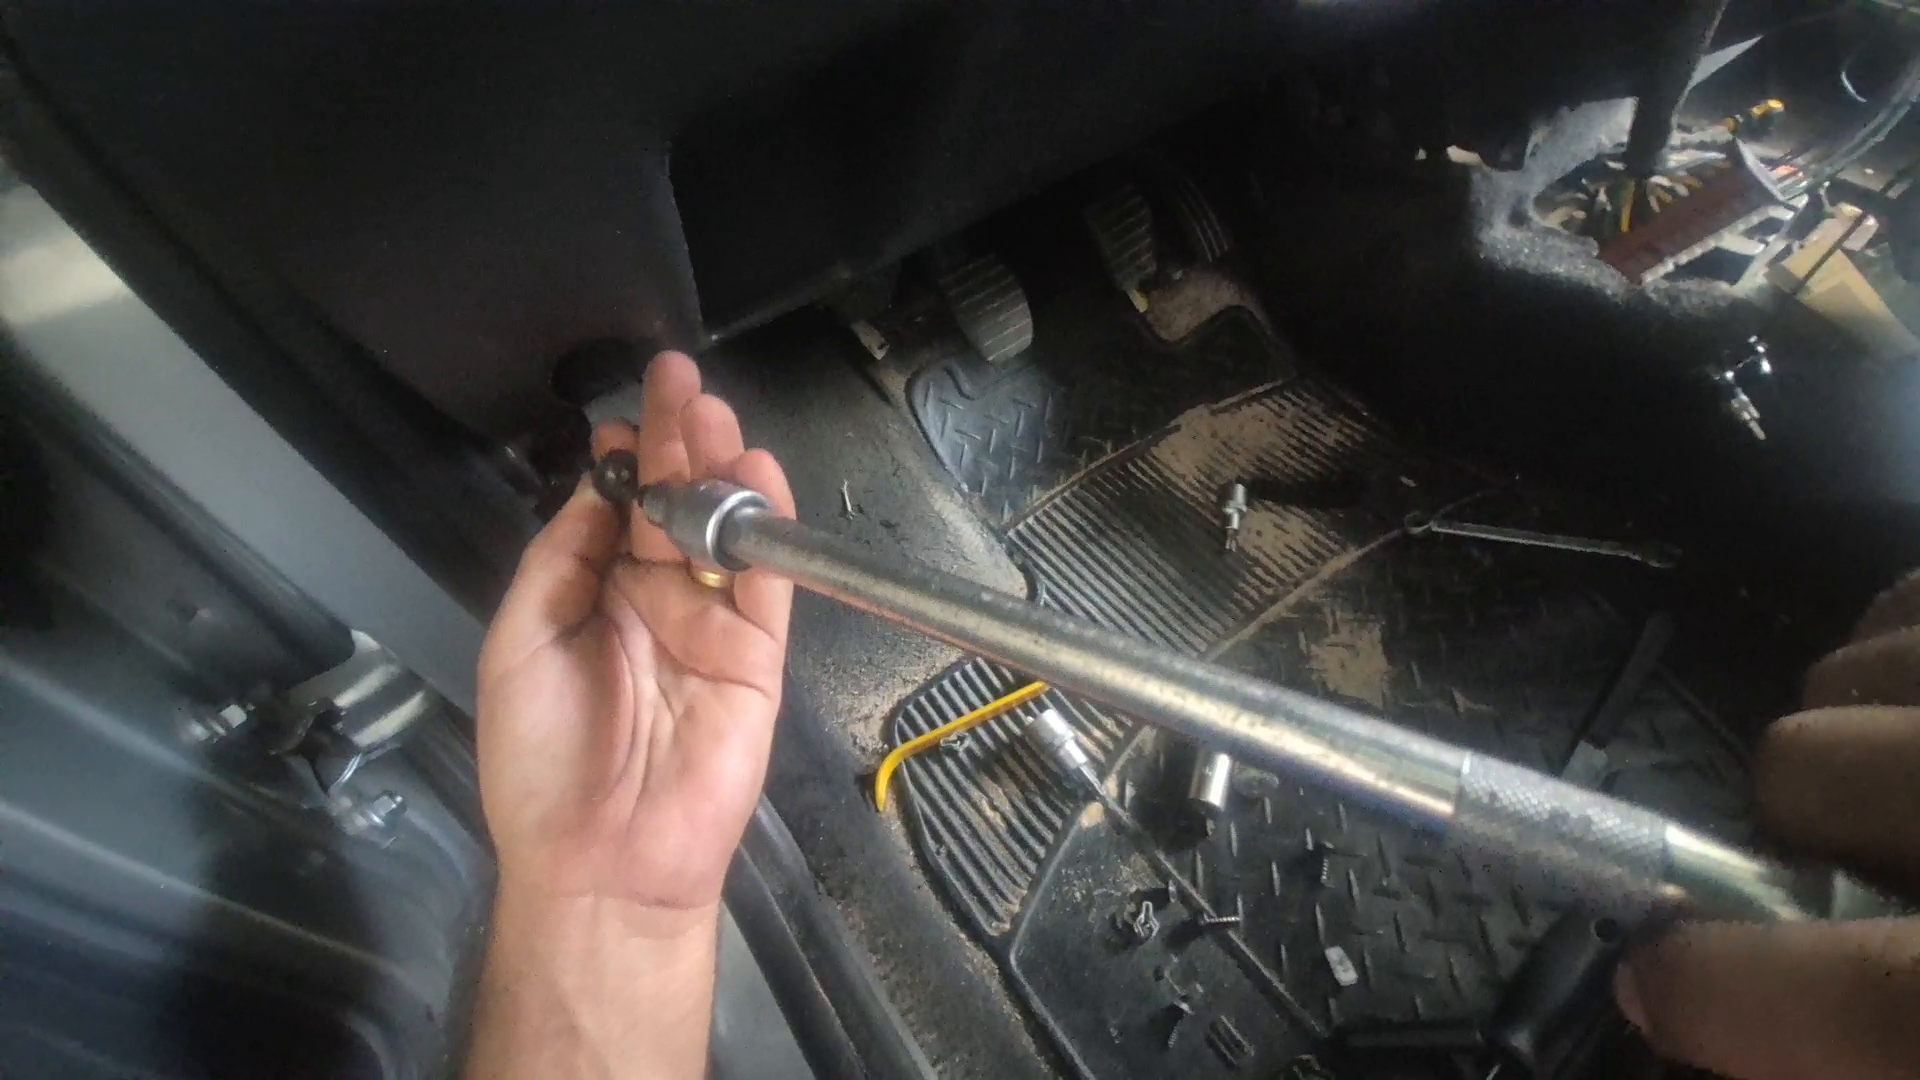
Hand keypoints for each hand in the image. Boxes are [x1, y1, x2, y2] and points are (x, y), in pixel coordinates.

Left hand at [466, 351, 793, 1078]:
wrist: (607, 852)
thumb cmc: (546, 754)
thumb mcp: (521, 641)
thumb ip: (562, 560)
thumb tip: (599, 488)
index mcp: (600, 596)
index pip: (623, 512)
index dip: (627, 461)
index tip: (627, 413)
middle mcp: (660, 598)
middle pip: (678, 509)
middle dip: (679, 446)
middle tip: (680, 383)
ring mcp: (715, 621)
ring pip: (726, 532)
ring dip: (723, 471)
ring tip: (715, 413)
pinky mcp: (760, 649)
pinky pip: (768, 579)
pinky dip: (768, 526)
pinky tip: (758, 473)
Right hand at [1614, 573, 1919, 1079]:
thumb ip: (1862, 1041)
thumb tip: (1685, 1012)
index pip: (1864, 995)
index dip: (1725, 996)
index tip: (1659, 991)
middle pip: (1801, 773)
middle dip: (1813, 835)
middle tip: (1882, 875)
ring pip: (1835, 679)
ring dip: (1868, 736)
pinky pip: (1893, 606)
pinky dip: (1900, 659)